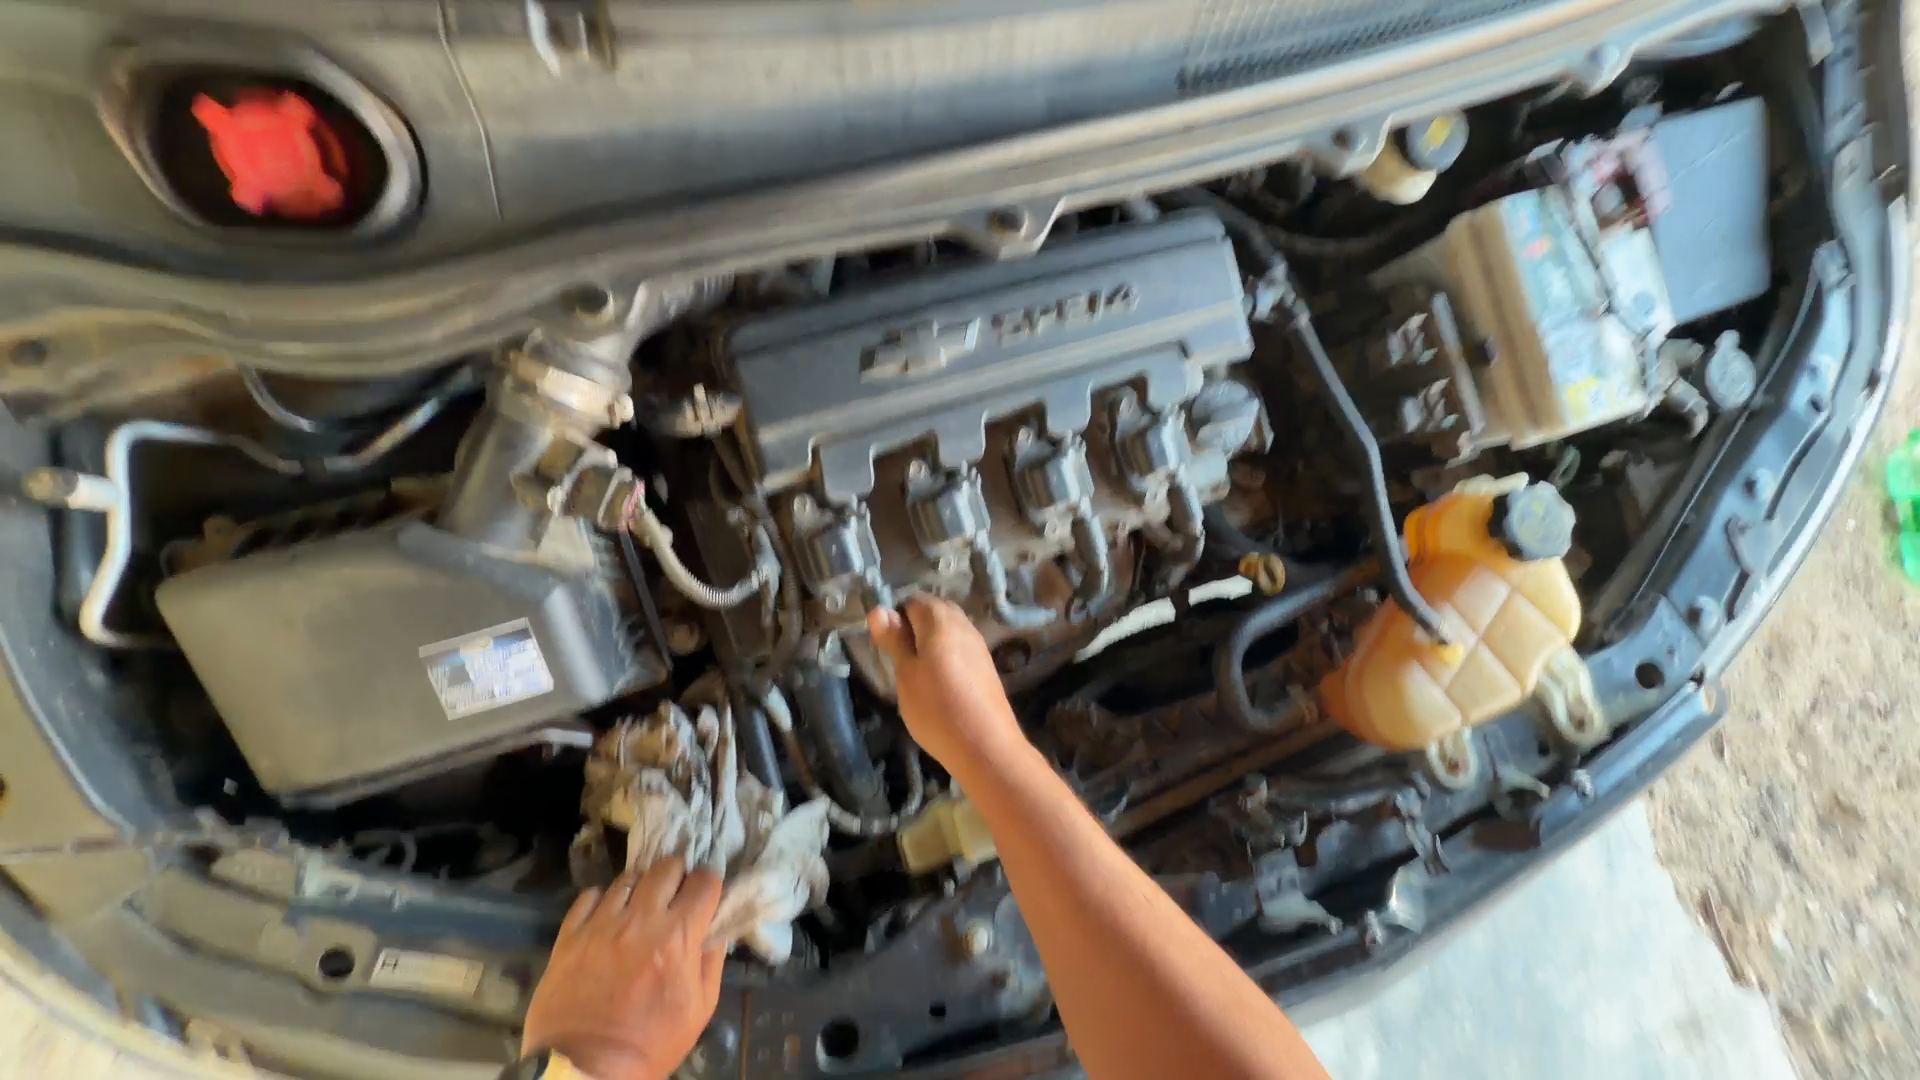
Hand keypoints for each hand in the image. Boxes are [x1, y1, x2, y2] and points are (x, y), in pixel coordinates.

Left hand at [523, 858, 724, 1079]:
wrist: (583, 1075)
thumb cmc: (649, 1045)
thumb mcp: (699, 1010)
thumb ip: (711, 962)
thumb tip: (715, 930)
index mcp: (678, 936)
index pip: (705, 880)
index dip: (709, 884)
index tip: (705, 896)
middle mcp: (641, 919)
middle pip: (666, 867)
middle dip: (677, 876)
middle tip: (673, 897)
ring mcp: (602, 925)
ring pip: (627, 878)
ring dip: (639, 888)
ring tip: (638, 908)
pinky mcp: (569, 937)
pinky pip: (588, 897)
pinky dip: (601, 901)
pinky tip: (605, 918)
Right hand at [867, 595, 1032, 779]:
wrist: (985, 745)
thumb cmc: (937, 707)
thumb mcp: (905, 674)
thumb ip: (894, 640)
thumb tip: (879, 609)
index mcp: (940, 619)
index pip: (912, 600)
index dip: (896, 617)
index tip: (886, 645)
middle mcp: (963, 624)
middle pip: (934, 612)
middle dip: (914, 627)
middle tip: (899, 658)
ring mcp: (978, 644)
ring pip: (948, 630)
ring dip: (930, 642)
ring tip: (916, 672)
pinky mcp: (986, 665)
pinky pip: (960, 647)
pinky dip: (946, 655)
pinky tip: (939, 681)